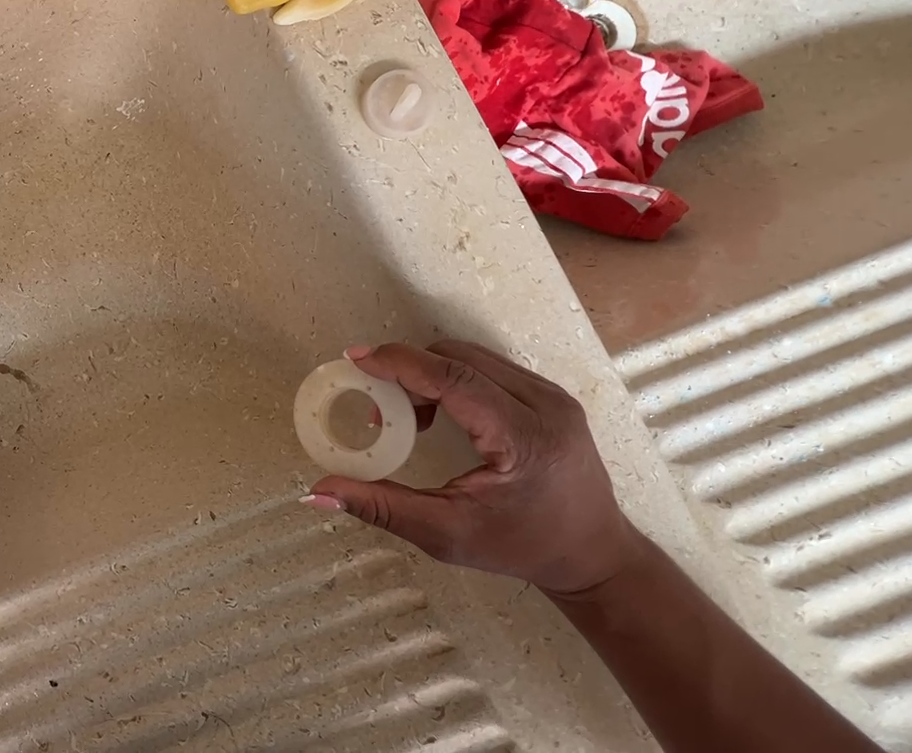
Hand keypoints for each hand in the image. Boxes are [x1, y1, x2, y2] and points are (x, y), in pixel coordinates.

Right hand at [306, 341, 643, 596]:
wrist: (595, 556)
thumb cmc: (521, 548)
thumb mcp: (444, 535)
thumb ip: (378, 507)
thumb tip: (316, 492)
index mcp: (524, 439)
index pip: (454, 378)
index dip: (399, 363)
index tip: (355, 360)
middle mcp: (545, 406)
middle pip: (457, 357)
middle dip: (407, 370)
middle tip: (378, 406)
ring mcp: (552, 396)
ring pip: (469, 356)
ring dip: (426, 372)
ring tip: (408, 414)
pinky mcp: (550, 395)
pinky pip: (485, 366)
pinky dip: (449, 377)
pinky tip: (437, 410)